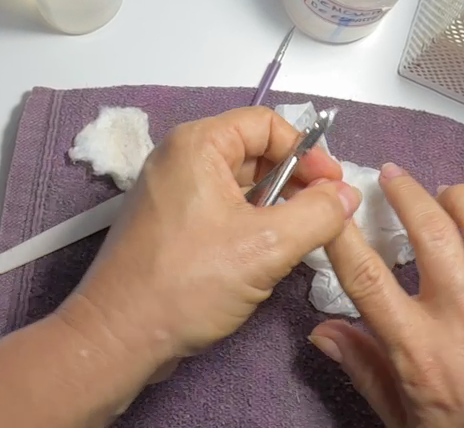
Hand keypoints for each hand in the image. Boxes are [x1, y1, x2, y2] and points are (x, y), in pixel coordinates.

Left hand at [58, 107, 361, 373]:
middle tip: (323, 215)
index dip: (305, 151)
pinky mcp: (169, 220)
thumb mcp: (265, 247)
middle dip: (293, 181)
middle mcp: (181, 155)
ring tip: (298, 238)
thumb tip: (347, 195)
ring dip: (274, 205)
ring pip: (239, 182)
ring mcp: (172, 188)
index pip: (265, 123)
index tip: (332, 186)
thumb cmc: (187, 282)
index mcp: (198, 143)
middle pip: (254, 151)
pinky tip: (265, 253)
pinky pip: (221, 205)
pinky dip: (249, 221)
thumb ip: (316, 215)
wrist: (116, 338)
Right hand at [309, 165, 463, 427]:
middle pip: (431, 232)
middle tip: (395, 178)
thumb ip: (367, 371)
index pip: (367, 278)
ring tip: (449, 196)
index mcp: (424, 355)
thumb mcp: (408, 424)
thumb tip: (323, 331)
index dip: (342, 232)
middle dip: (406, 191)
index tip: (332, 205)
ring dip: (463, 200)